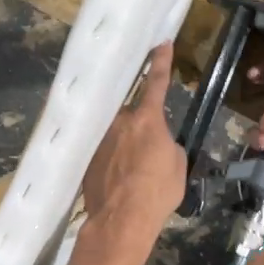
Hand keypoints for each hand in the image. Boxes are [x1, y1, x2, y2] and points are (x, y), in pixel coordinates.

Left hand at [81, 43, 187, 242]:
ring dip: (124, 142)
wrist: (120, 220)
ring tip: (131, 168)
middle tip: (146, 148)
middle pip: (131, 111)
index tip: (161, 44)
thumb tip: (159, 141)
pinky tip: (117, 176)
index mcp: (146, 119)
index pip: (156, 83)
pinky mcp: (85, 155)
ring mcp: (99, 137)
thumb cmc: (157, 191)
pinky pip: (103, 148)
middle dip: (139, 123)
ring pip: (115, 130)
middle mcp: (118, 121)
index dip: (161, 63)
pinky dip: (111, 157)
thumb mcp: (177, 165)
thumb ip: (168, 143)